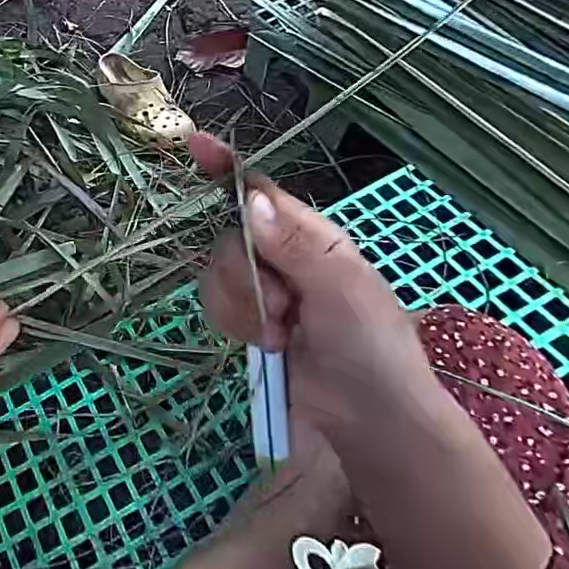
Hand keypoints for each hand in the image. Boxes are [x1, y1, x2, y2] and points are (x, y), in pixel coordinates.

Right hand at [187, 134, 551, 568]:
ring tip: (282, 335)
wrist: (370, 422)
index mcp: (311, 236)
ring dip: (243, 306)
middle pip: (230, 238)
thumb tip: (249, 201)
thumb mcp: (342, 290)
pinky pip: (216, 304)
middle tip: (283, 308)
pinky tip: (269, 344)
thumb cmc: (372, 347)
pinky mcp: (248, 321)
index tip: (196, 146)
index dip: (228, 169)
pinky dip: (235, 323)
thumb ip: (294, 246)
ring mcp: (263, 290)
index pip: (261, 192)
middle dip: (246, 275)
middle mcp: (282, 255)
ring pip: (218, 273)